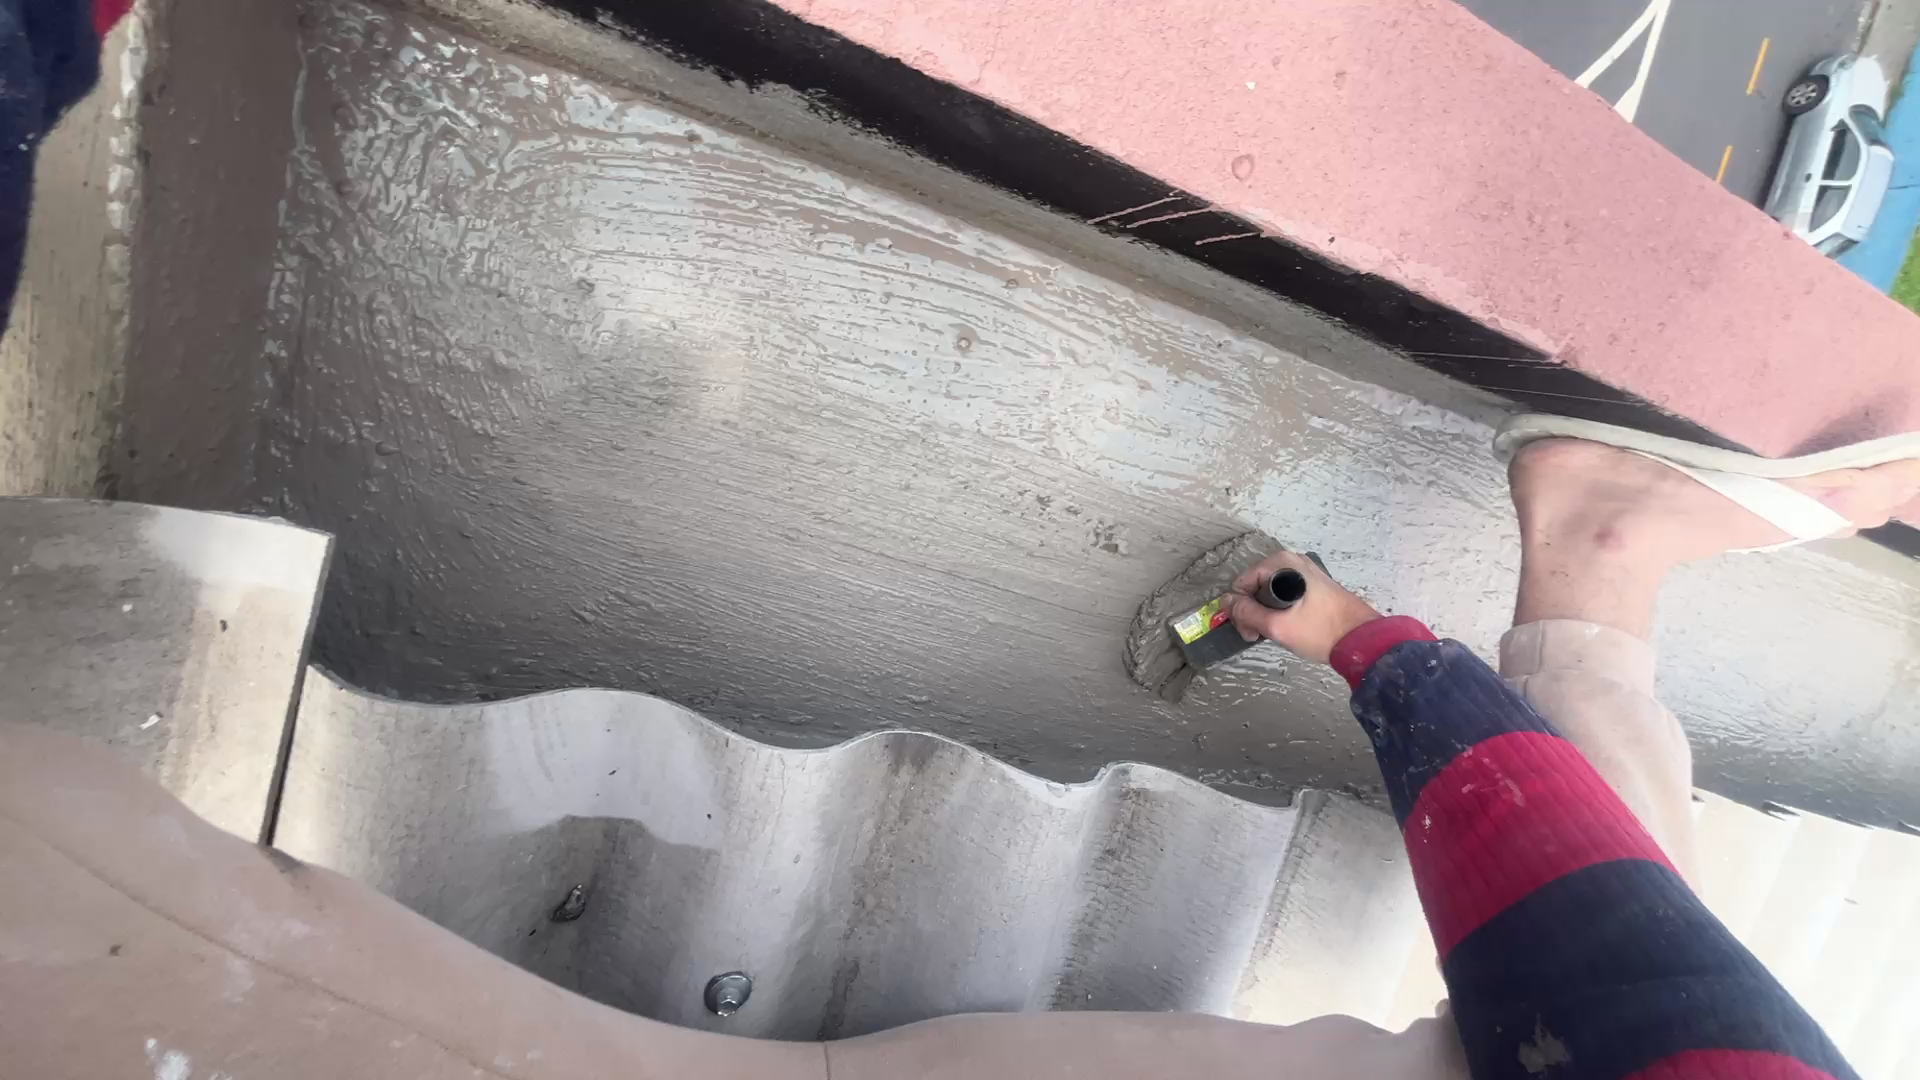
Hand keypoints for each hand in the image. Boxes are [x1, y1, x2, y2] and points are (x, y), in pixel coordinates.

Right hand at [1225, 550, 1380, 665]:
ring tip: (1273, 633)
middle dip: (1250, 612)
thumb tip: (1224, 602)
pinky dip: (1278, 609)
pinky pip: (1282, 593)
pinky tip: (1287, 626)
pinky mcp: (1312, 583)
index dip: (1239, 609)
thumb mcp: (1276, 625)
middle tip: (1257, 635)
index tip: (1249, 632)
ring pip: (1267, 592)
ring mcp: (1304, 571)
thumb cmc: (1320, 631)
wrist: (1364, 640)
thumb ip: (1245, 612)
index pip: (1241, 584)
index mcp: (1281, 564)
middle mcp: (1291, 561)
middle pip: (1253, 586)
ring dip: (1263, 613)